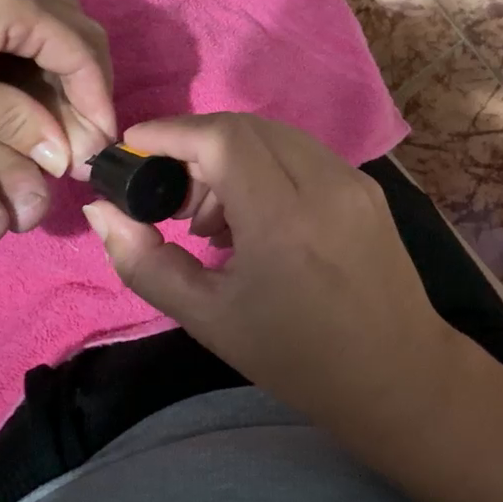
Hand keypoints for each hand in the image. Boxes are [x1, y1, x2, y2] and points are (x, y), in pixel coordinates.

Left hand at [0, 0, 115, 175]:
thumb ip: (11, 119)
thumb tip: (67, 151)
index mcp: (11, 4)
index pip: (81, 53)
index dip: (98, 101)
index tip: (101, 145)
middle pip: (79, 29)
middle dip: (92, 81)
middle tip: (91, 130)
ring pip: (55, 12)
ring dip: (72, 55)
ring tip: (75, 99)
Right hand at [82, 114, 459, 419]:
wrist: (396, 373)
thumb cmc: (297, 357)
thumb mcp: (209, 318)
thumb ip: (147, 261)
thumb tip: (106, 212)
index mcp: (285, 220)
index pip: (222, 139)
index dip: (171, 132)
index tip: (134, 148)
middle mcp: (325, 184)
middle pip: (247, 128)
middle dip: (198, 147)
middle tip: (173, 198)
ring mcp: (354, 180)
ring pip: (277, 136)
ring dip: (233, 156)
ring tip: (214, 220)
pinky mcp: (369, 186)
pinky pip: (306, 154)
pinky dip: (268, 166)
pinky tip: (257, 216)